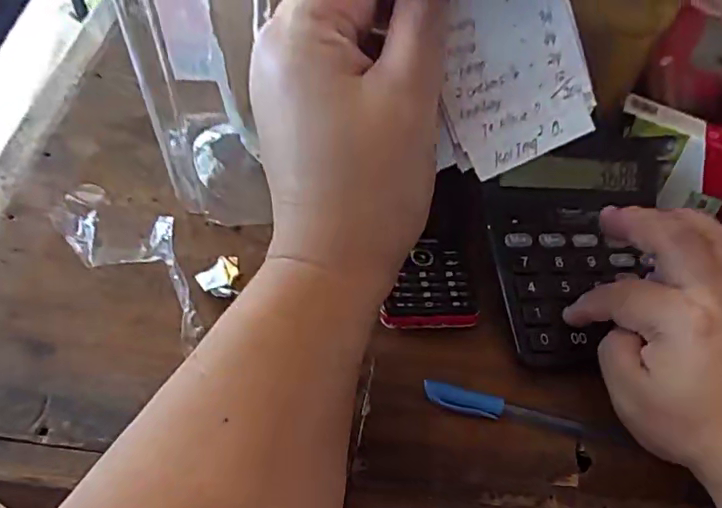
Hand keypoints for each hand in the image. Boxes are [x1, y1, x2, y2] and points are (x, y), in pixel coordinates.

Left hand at [249, 0, 442, 291]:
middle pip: (349, 4)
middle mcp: (276, 43)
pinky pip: (334, 71)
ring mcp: (280, 81)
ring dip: (388, 46)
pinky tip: (400, 101)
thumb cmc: (373, 191)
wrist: (334, 267)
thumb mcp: (409, 101)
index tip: (445, 23)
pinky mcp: (292, 113)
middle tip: (444, 48)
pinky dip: (370, 75)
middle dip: (400, 20)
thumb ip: (422, 24)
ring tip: (427, 77)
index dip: (413, 3)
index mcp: (299, 27)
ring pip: (343, 36)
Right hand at [564, 208, 721, 482]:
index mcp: (678, 314)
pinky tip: (709, 250)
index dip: (592, 303)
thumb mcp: (630, 396)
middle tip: (608, 219)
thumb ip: (614, 349)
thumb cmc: (686, 426)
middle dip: (635, 222)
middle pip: (672, 235)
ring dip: (679, 219)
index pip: (623, 294)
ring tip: (654, 218)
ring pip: (713, 234)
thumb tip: (621, 325)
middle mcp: (713, 291)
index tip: (574, 315)